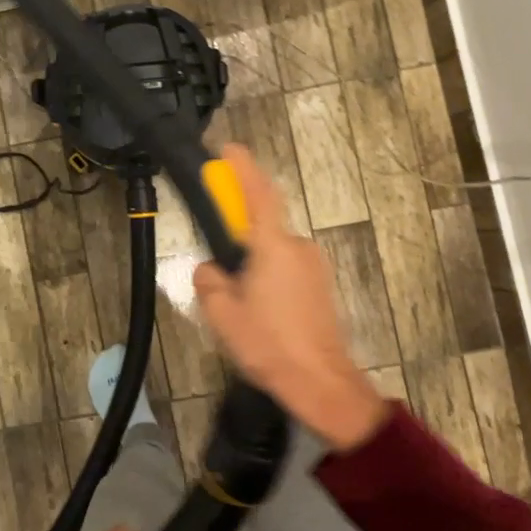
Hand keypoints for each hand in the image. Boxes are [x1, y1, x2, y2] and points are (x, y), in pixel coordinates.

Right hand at [194, 144, 389, 450]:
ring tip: (237, 304)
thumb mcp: (222, 313)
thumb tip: (211, 268)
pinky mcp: (320, 287)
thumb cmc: (268, 344)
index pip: (258, 194)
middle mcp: (298, 248)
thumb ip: (209, 280)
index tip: (227, 148)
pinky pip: (286, 270)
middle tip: (218, 267)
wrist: (321, 382)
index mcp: (273, 246)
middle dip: (238, 237)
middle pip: (262, 227)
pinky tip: (258, 313)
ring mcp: (314, 267)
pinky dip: (267, 279)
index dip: (242, 167)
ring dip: (252, 264)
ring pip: (273, 253)